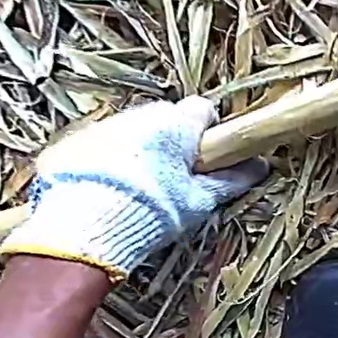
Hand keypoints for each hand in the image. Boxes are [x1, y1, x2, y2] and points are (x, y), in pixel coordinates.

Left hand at [0, 97, 266, 278]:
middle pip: (169, 119)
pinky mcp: (75, 141)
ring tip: (142, 191)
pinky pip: (105, 144)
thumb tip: (263, 167)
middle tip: (178, 182)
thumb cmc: (155, 212)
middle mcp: (140, 114)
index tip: (209, 161)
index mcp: (176, 123)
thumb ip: (231, 181)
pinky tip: (111, 192)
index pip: (204, 110)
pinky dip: (113, 161)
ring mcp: (105, 125)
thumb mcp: (199, 201)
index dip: (211, 133)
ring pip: (137, 131)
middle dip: (176, 143)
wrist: (83, 228)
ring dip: (144, 152)